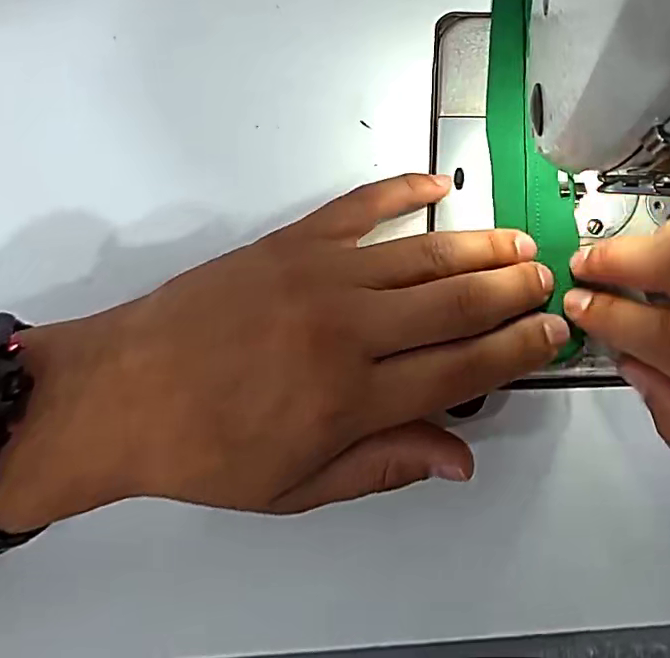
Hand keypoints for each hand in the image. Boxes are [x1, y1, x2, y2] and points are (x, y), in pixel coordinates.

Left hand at [0, 174, 567, 526]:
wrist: (120, 393)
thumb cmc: (207, 449)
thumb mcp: (296, 485)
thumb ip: (385, 466)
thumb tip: (460, 459)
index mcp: (351, 398)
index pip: (461, 368)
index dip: (516, 349)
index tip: (550, 332)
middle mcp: (348, 329)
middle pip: (456, 303)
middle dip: (513, 290)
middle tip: (548, 278)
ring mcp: (322, 274)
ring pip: (425, 254)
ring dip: (480, 246)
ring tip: (517, 242)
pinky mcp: (294, 240)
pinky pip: (362, 205)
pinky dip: (404, 190)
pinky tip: (439, 184)